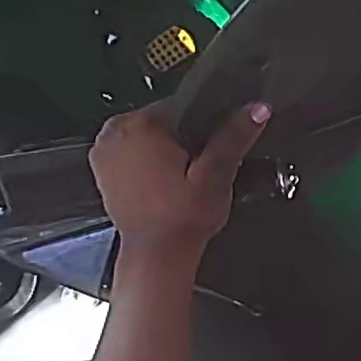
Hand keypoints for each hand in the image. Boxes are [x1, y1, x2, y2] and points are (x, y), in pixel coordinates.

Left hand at [89, 102, 268, 257]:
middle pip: (165, 121)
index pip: (183, 105)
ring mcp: (105, 152)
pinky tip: (166, 184)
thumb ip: (235, 137)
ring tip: (182, 180)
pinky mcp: (104, 170)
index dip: (204, 127)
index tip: (212, 150)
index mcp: (142, 125)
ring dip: (167, 150)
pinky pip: (134, 153)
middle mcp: (115, 132)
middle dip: (185, 139)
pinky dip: (149, 162)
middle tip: (198, 170)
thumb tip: (257, 109)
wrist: (157, 255)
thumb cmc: (183, 219)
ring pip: (149, 136)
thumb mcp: (217, 174)